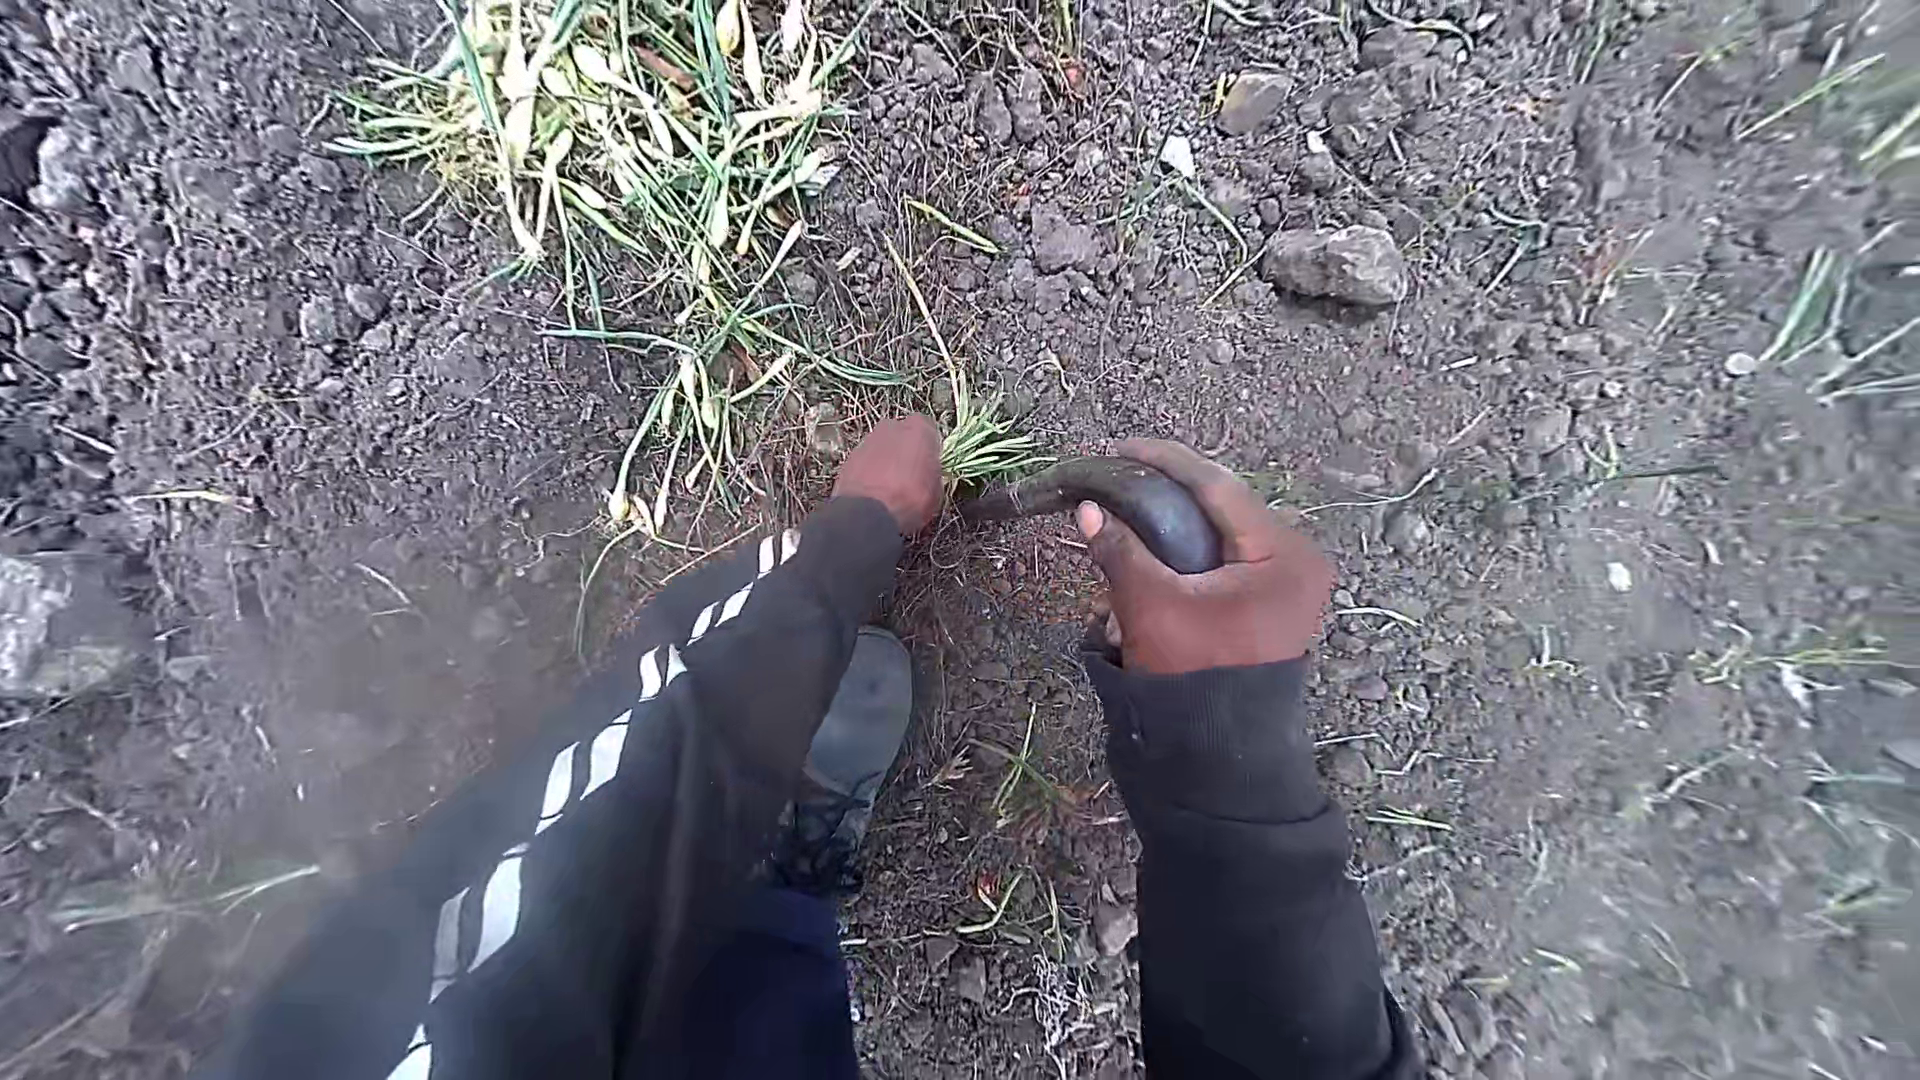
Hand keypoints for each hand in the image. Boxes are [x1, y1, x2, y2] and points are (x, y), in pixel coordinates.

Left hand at [832, 414, 943, 533]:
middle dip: (904, 451)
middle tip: (909, 476)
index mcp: (920, 430)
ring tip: (889, 489)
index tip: (929, 465)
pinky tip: (872, 494)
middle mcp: (891, 427)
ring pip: (880, 448)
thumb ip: (932, 474)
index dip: (928, 449)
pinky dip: (867, 474)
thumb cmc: (910, 500)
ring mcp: (866, 441)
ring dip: (884, 462)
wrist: (869, 514)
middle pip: (901, 435)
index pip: (928, 430)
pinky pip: (863, 462)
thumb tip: (928, 477)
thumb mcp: (936, 492)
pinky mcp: (848, 458)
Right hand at [1076, 439, 1331, 674]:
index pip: (1218, 486)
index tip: (1121, 448)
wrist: (1219, 753)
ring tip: (1123, 535)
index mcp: (1282, 553)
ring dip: (1165, 536)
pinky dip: (1179, 563)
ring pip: (1214, 537)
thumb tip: (1086, 509)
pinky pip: (1217, 565)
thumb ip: (1119, 550)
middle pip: (1217, 509)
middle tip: (1118, 487)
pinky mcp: (1265, 602)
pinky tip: (1144, 573)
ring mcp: (1283, 583)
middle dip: (1161, 500)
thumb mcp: (1151, 605)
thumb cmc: (1194, 674)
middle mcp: (1295, 559)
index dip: (1165, 460)